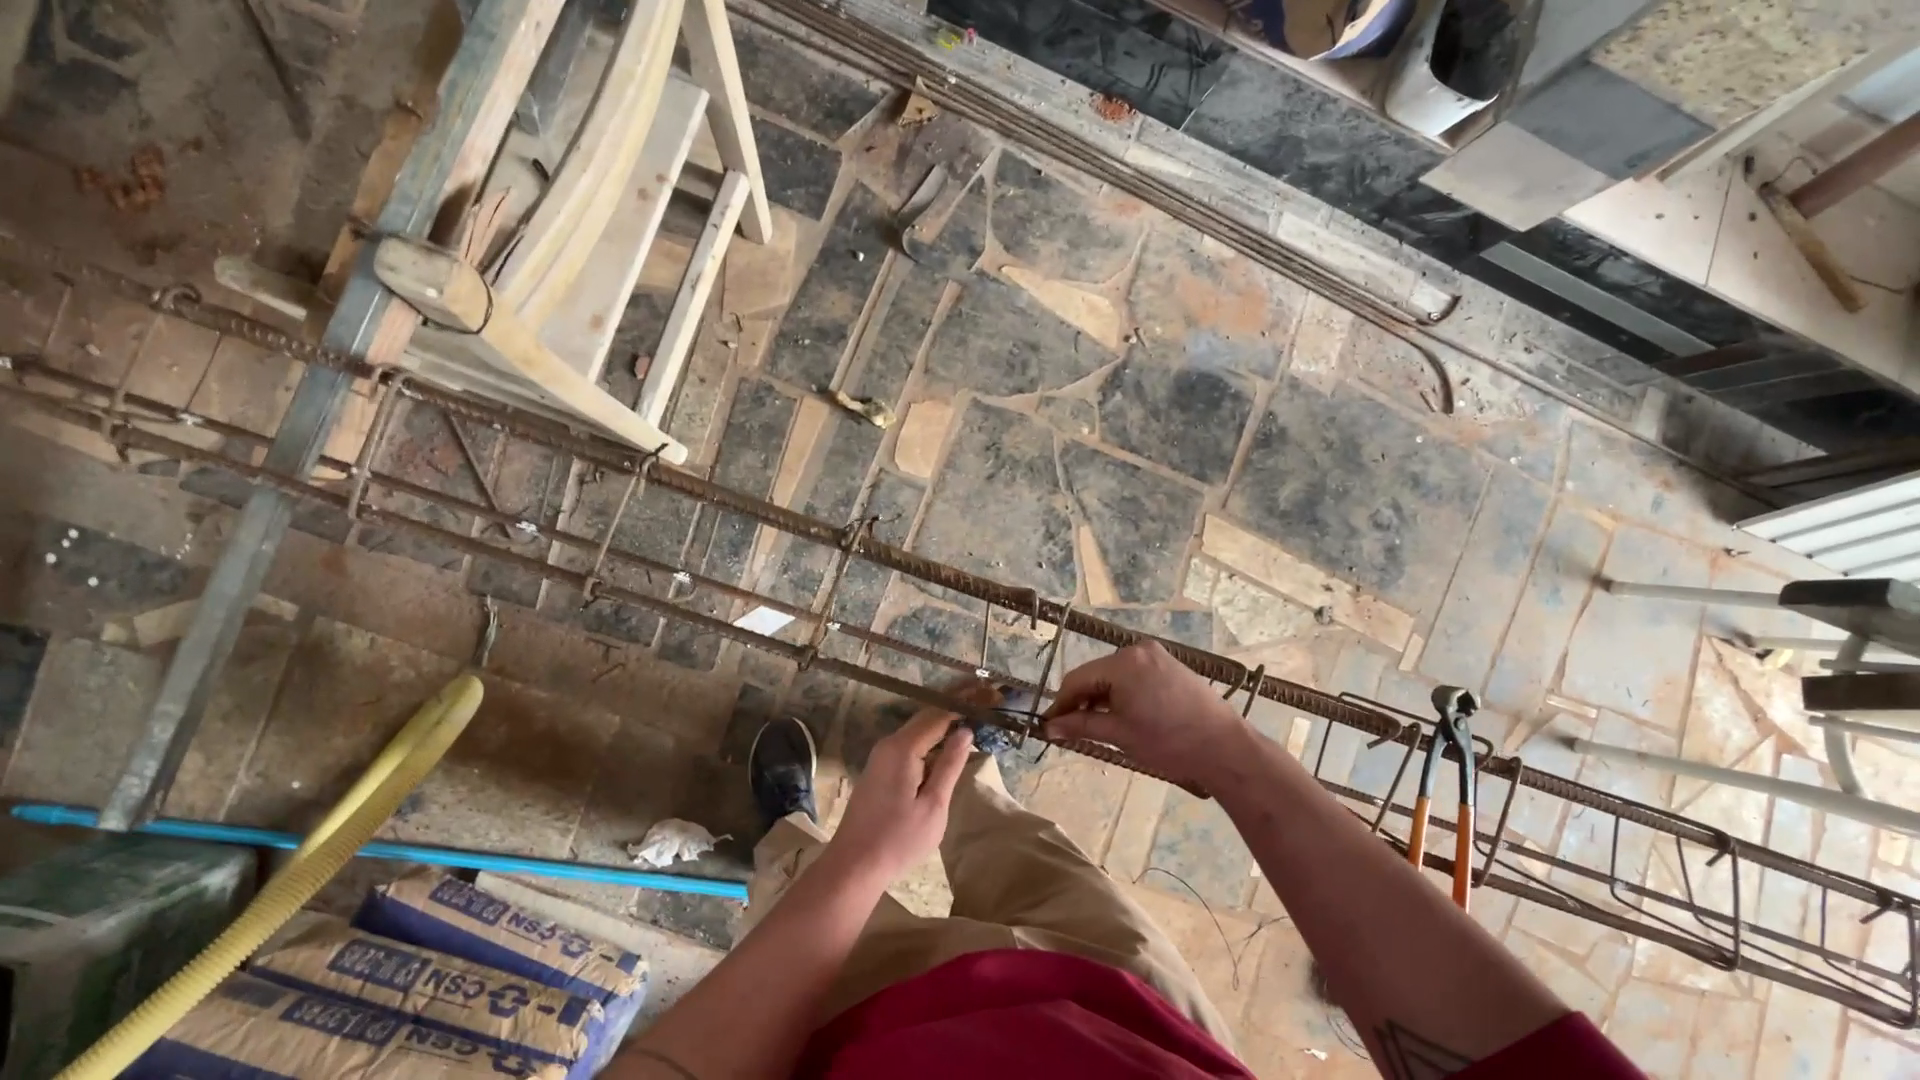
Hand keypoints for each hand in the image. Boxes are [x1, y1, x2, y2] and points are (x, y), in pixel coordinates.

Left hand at [826, 707, 973, 883]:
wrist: (854, 865)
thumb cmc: (898, 839)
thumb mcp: (934, 805)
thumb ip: (950, 765)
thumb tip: (965, 731)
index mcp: (903, 748)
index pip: (939, 713)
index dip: (966, 701)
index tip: (991, 692)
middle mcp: (889, 744)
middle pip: (927, 716)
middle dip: (956, 705)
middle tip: (987, 698)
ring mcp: (881, 757)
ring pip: (917, 730)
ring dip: (944, 720)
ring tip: (974, 713)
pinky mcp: (879, 770)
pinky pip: (910, 744)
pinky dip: (932, 737)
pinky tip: (948, 742)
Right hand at [1045, 642, 1252, 786]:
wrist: (1223, 746)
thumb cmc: (1168, 741)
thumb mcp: (1119, 734)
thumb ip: (1080, 725)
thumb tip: (1049, 728)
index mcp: (1122, 662)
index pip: (1077, 679)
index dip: (1061, 703)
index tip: (1050, 726)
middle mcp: (1137, 650)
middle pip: (1096, 674)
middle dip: (1082, 701)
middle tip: (1072, 729)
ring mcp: (1156, 656)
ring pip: (1115, 675)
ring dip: (1102, 698)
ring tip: (1098, 726)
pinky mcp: (1170, 666)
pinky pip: (1134, 675)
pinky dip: (1123, 693)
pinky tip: (1123, 716)